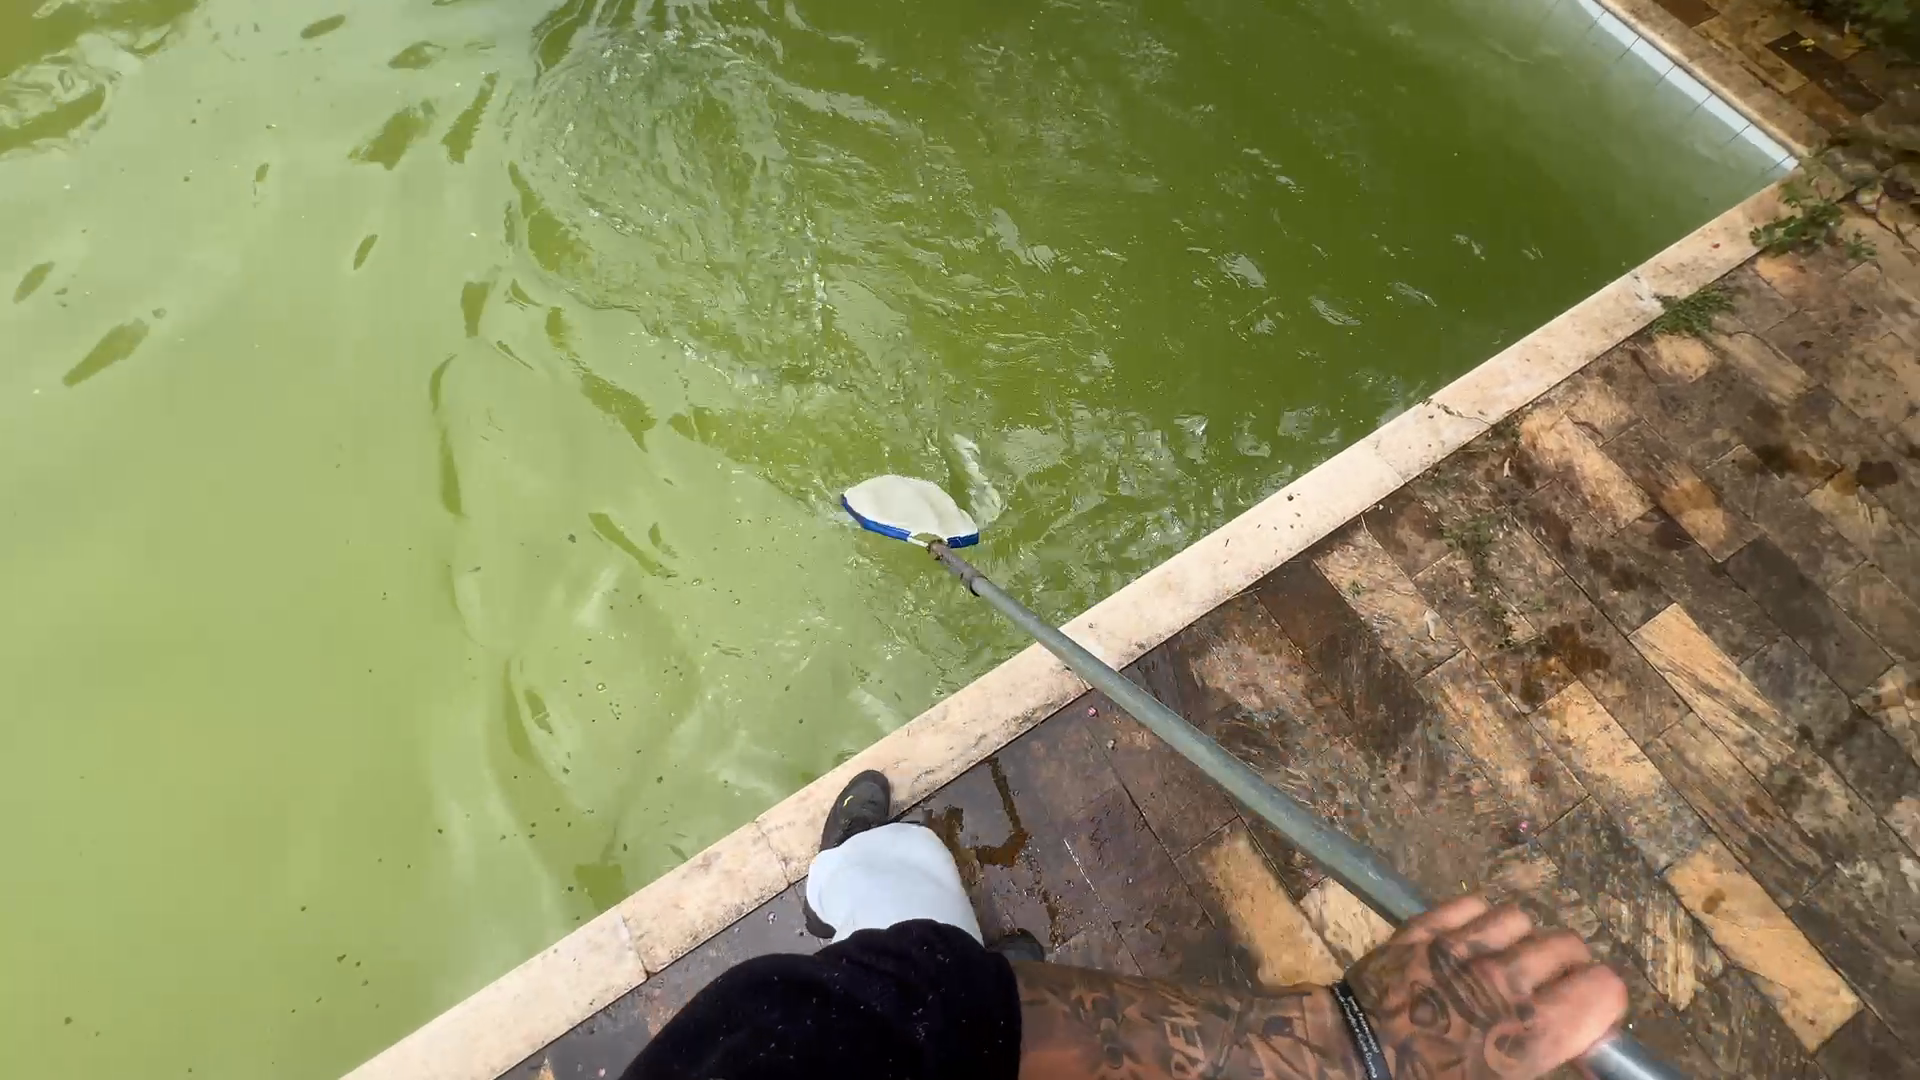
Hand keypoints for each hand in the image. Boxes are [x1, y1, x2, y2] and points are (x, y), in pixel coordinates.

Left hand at [1345, 895, 1627, 1078]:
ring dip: (1522, 936)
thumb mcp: (1511, 1077)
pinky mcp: (1422, 928)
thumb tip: (1577, 1033)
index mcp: (1533, 1031)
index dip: (1603, 996)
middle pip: (1565, 945)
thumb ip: (1550, 1049)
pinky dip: (1479, 917)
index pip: (1603, 987)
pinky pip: (1470, 904)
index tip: (1591, 1005)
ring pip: (1518, 918)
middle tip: (1553, 980)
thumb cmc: (1440, 1076)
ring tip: (1511, 955)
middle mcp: (1502, 981)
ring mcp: (1458, 947)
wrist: (1365, 1051)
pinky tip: (1472, 937)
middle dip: (1569, 964)